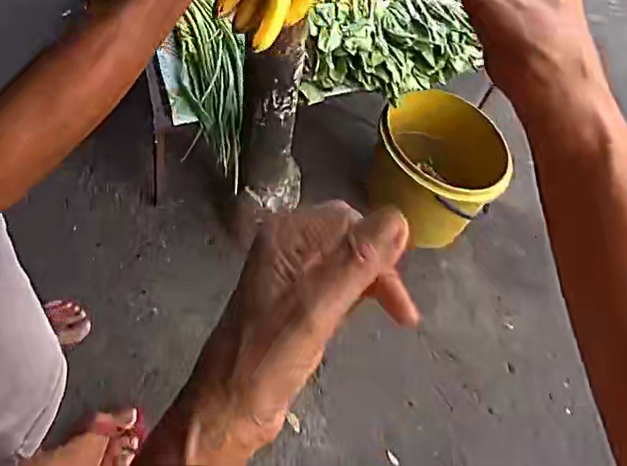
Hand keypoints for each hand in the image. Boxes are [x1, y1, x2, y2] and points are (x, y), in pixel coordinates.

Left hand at [145, 203, 417, 464]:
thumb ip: (358, 259)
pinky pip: (337, 278)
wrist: (228, 409)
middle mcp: (289, 243)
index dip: (379, 247)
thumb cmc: (269, 356)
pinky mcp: (297, 294)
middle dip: (378, 266)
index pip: (348, 219)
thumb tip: (398, 217)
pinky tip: (361, 312)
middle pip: (350, 236)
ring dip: (372, 280)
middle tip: (399, 306)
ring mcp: (291, 268)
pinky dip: (356, 292)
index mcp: (288, 234)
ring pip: (347, 257)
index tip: (398, 286)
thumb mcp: (318, 306)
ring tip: (392, 312)